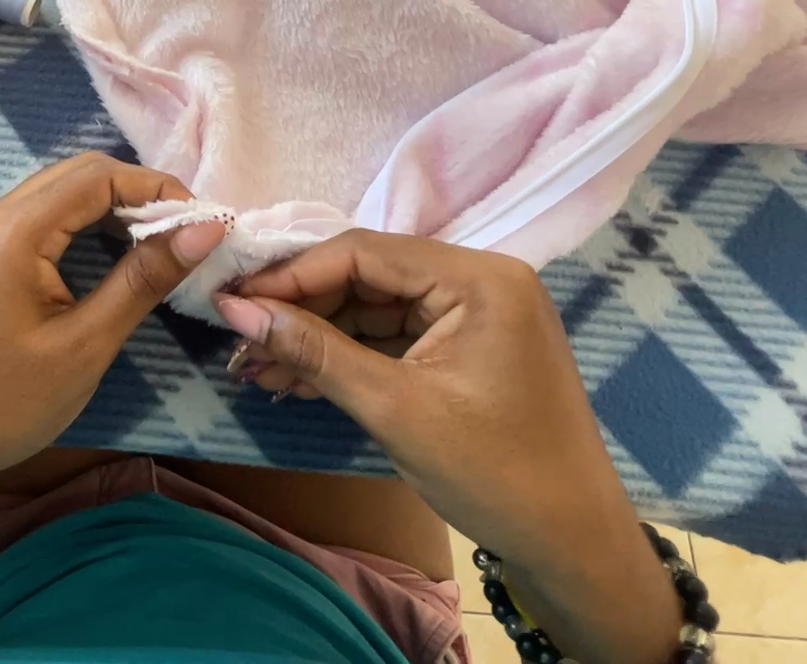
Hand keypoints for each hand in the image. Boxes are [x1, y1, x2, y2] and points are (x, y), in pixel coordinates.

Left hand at [0, 154, 225, 486]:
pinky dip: (88, 220)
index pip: (96, 177)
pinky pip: (46, 213)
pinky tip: (117, 249)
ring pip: (63, 189)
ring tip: (162, 239)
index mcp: (14, 232)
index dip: (155, 188)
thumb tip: (204, 230)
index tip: (202, 220)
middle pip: (79, 172)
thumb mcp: (87, 344)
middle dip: (138, 192)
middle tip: (186, 230)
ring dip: (114, 204)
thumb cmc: (10, 402)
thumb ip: (144, 278)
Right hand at [217, 231, 681, 663]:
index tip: (232, 300)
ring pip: (367, 307)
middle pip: (362, 276)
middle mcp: (474, 279)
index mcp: (476, 278)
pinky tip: (292, 377)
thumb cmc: (495, 475)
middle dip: (298, 311)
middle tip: (238, 338)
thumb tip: (234, 309)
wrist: (574, 552)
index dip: (290, 275)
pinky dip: (342, 356)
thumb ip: (312, 350)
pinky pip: (386, 335)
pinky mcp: (458, 344)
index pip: (361, 253)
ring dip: (313, 337)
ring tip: (253, 366)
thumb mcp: (393, 408)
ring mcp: (467, 312)